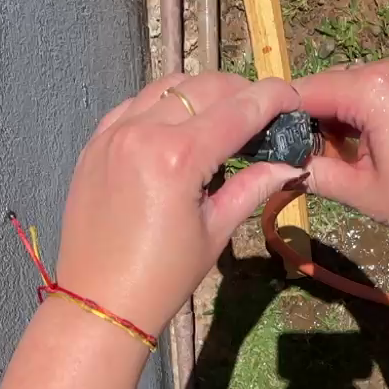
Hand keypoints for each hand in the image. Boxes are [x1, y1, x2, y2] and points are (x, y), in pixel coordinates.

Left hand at [54, 73, 305, 336]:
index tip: (292, 95)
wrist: (101, 301)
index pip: (237, 111)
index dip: (271, 98)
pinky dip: (163, 105)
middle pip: (203, 87)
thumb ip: (251, 189)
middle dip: (239, 92)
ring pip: (168, 87)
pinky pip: (136, 104)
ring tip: (220, 119)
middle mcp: (143, 131)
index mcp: (178, 158)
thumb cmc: (163, 278)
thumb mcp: (214, 234)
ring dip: (201, 94)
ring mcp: (114, 132)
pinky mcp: (96, 142)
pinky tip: (178, 128)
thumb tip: (290, 167)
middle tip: (261, 114)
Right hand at [294, 58, 388, 244]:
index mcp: (368, 88)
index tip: (261, 147)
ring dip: (331, 126)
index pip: (303, 92)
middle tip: (294, 165)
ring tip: (328, 167)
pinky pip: (369, 97)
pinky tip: (357, 156)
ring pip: (346, 94)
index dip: (278, 119)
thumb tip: (281, 168)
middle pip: (324, 89)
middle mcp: (385, 69)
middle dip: (306, 124)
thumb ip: (316, 175)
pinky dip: (354, 122)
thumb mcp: (362, 192)